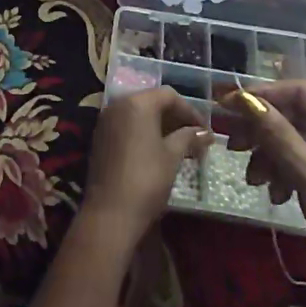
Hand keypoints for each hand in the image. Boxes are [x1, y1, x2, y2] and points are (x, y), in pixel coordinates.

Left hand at [80, 87, 212, 255]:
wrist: (110, 211)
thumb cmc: (147, 178)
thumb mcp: (173, 156)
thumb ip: (189, 137)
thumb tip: (206, 132)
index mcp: (136, 104)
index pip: (168, 95)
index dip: (190, 110)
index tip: (204, 129)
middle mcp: (116, 106)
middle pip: (151, 102)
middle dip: (174, 117)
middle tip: (194, 137)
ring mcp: (104, 122)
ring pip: (137, 115)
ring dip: (159, 125)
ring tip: (179, 145)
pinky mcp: (99, 139)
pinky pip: (125, 127)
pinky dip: (142, 133)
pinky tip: (157, 151)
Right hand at [219, 81, 305, 306]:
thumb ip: (277, 135)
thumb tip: (243, 99)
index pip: (302, 91)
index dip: (261, 96)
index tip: (222, 107)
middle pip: (300, 114)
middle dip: (264, 131)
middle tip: (231, 147)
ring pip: (300, 139)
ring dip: (272, 156)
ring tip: (254, 181)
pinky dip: (287, 172)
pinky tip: (276, 194)